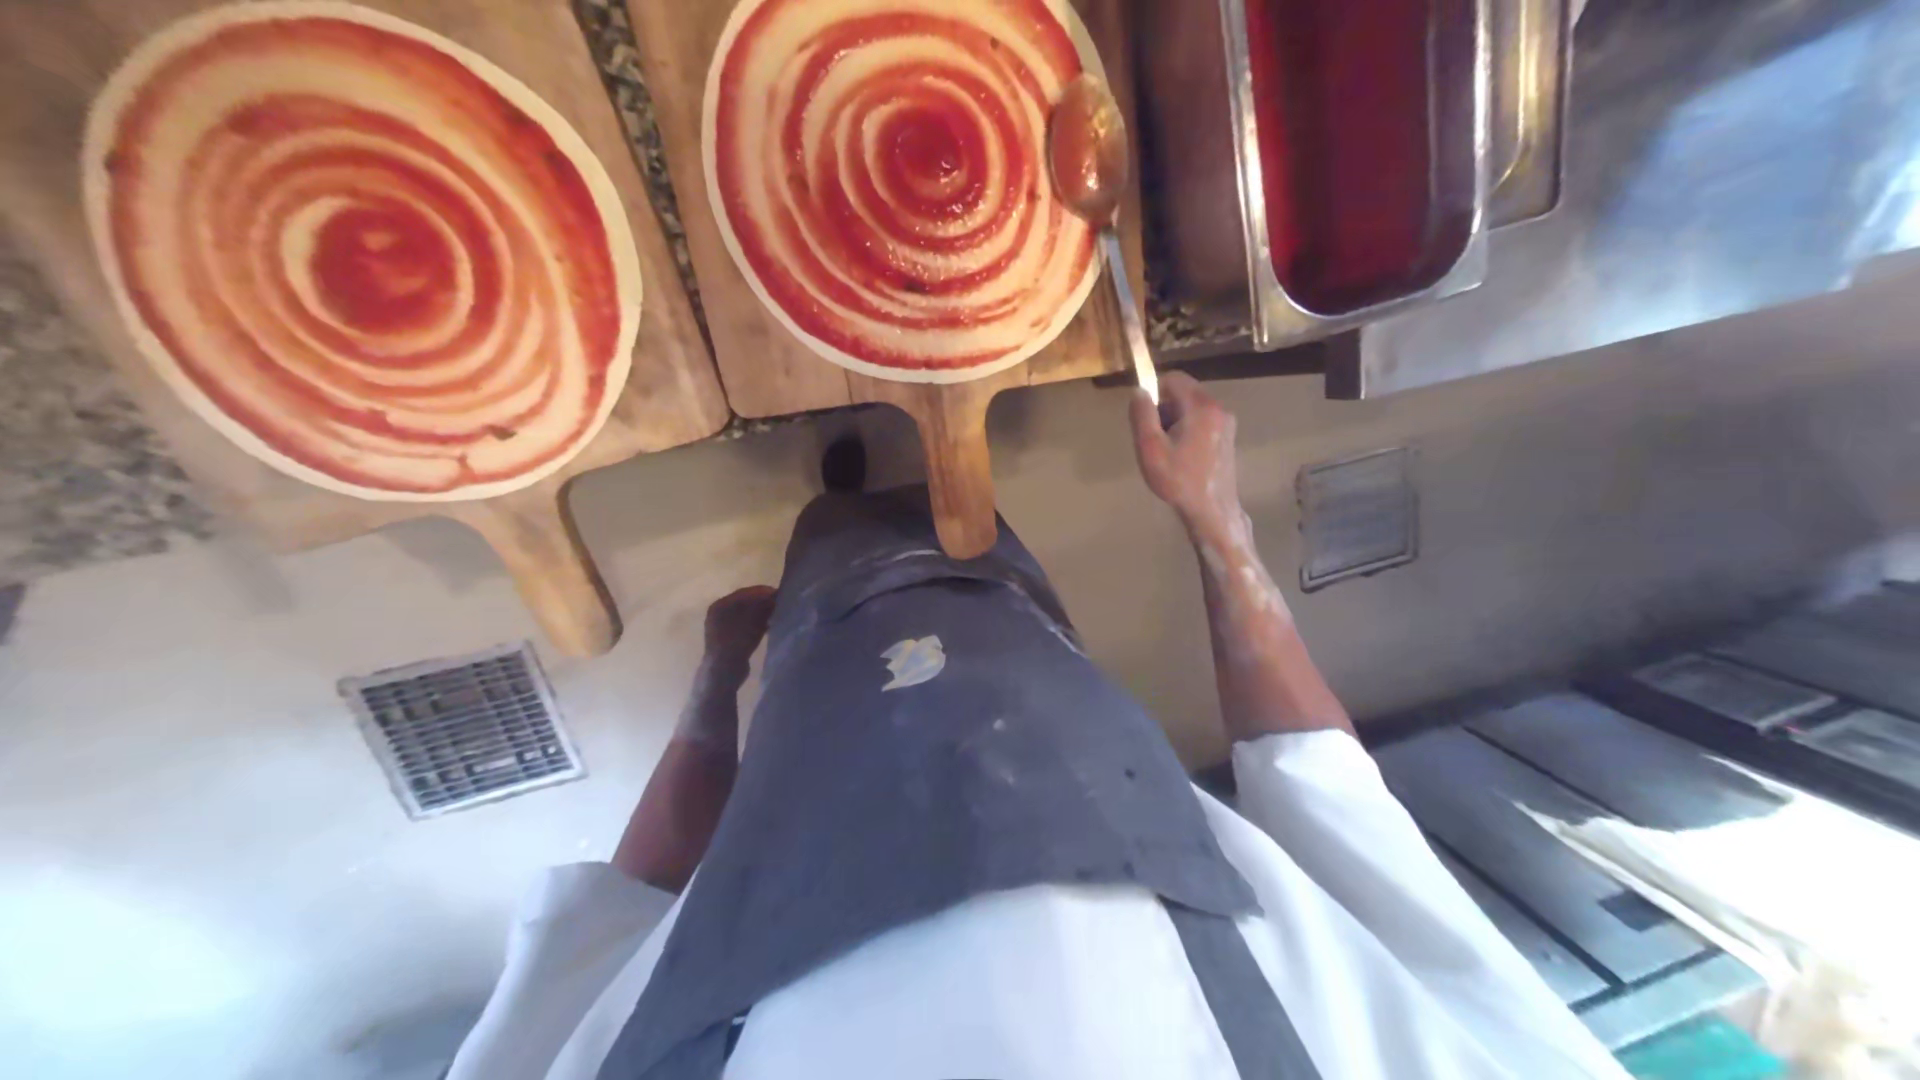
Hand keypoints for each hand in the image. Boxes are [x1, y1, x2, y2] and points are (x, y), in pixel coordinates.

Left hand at [701, 585, 776, 684]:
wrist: (724, 673)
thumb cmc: (736, 644)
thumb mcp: (752, 622)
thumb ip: (763, 607)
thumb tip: (774, 595)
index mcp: (720, 606)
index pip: (745, 593)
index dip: (763, 592)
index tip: (779, 593)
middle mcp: (719, 613)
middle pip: (746, 602)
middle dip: (763, 602)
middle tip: (781, 603)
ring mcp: (723, 626)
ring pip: (747, 614)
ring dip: (762, 612)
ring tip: (778, 613)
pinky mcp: (730, 638)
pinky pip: (746, 625)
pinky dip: (758, 623)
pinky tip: (770, 625)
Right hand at [1129, 372, 1242, 542]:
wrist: (1212, 511)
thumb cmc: (1178, 480)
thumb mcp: (1150, 448)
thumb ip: (1142, 415)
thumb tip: (1138, 390)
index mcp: (1201, 407)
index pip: (1173, 378)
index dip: (1154, 393)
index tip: (1145, 419)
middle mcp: (1218, 408)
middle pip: (1183, 392)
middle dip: (1164, 410)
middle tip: (1155, 440)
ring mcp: (1226, 422)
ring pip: (1191, 408)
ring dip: (1174, 422)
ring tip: (1168, 452)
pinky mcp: (1227, 436)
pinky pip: (1201, 421)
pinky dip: (1187, 431)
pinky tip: (1182, 457)